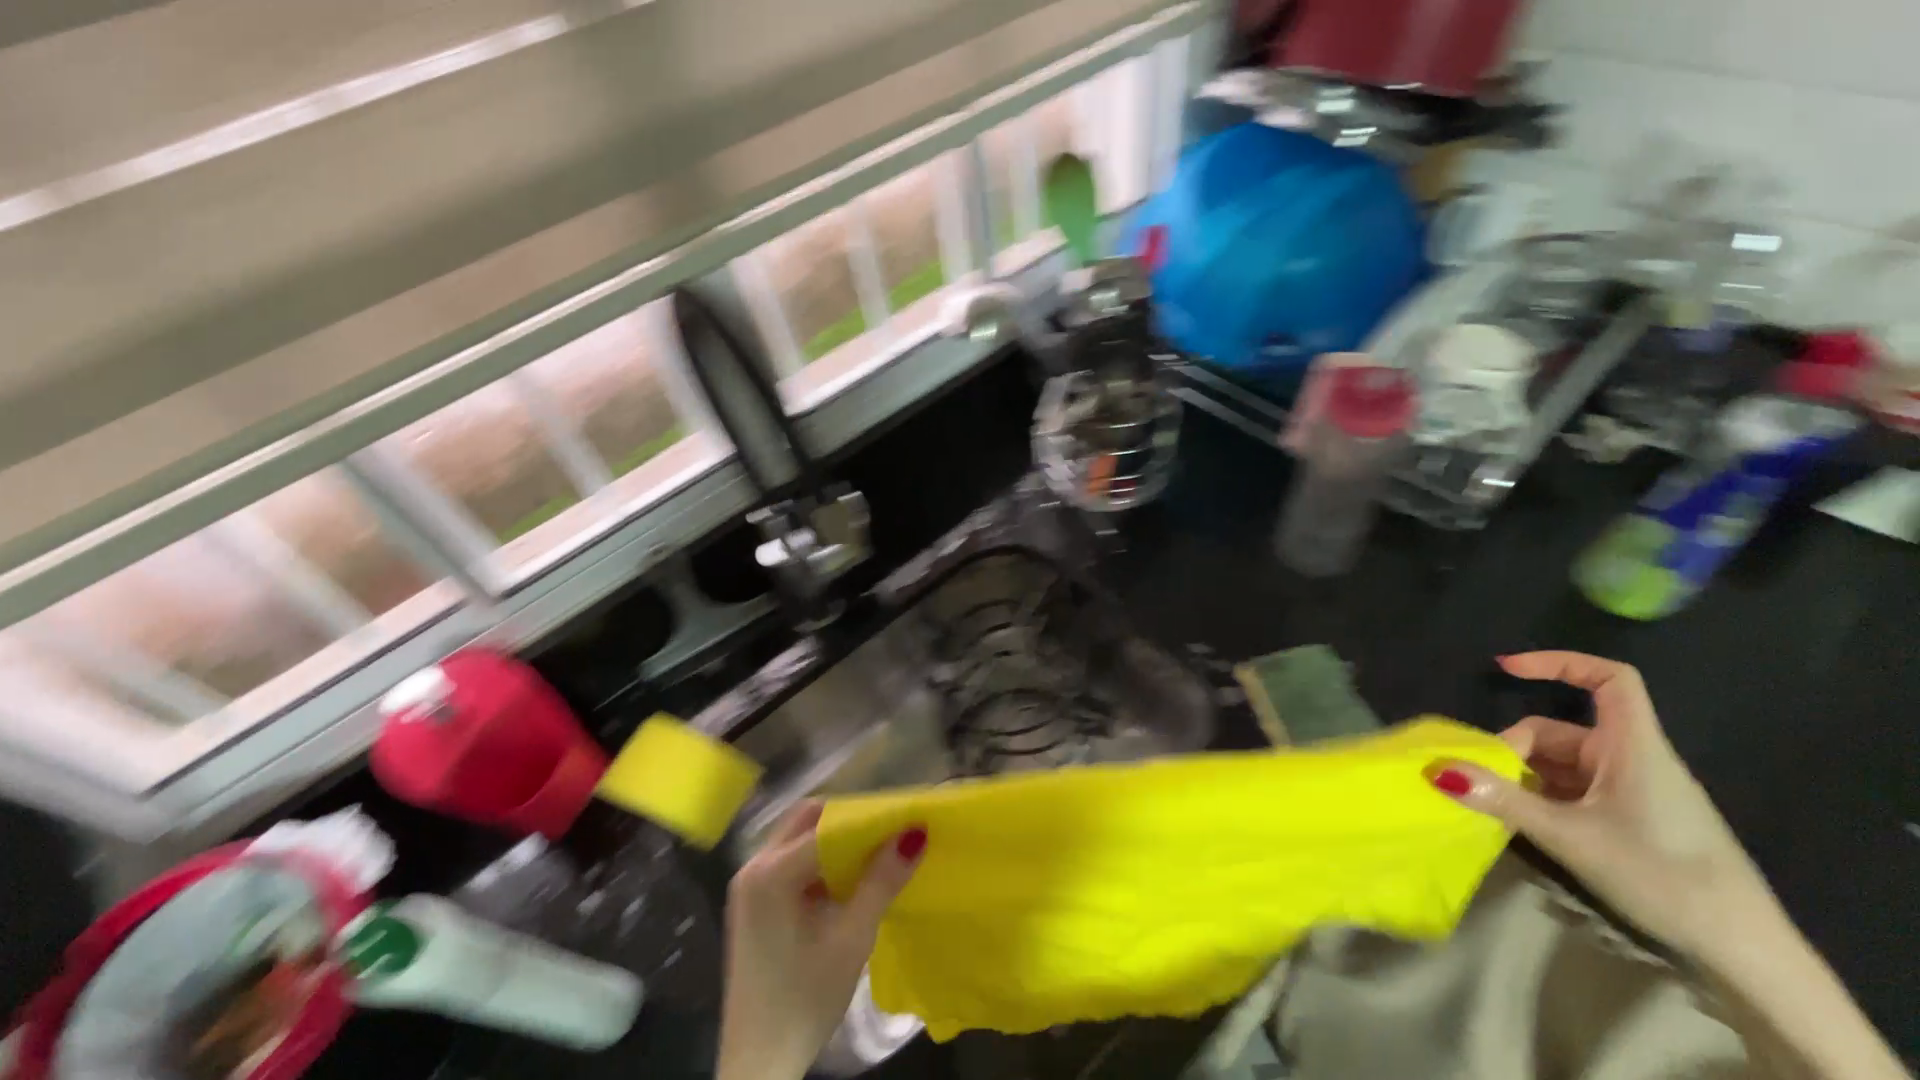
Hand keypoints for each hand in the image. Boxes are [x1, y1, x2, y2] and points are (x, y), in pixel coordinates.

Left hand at [717, 801, 925, 1079]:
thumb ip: (881, 881)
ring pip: (797, 841)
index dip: (869, 819)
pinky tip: (848, 885)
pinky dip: (819, 864)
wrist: (760, 1057)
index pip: (827, 825)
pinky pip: (789, 864)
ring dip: (834, 844)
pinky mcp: (752, 904)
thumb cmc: (806, 997)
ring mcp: (748, 886)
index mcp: (771, 872)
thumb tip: (915, 833)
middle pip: (806, 821)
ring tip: (877, 857)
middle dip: (849, 823)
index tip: (907, 820)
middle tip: (891, 836)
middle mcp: (752, 867)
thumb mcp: (852, 938)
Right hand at [1430, 651, 1776, 964]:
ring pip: (1564, 766)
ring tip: (1493, 807)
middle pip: (1562, 732)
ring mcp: (1633, 792)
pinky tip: (1520, 824)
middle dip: (1516, 748)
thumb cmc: (1661, 874)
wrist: (1738, 944)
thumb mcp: (1571, 837)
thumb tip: (1439, 770)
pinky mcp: (1632, 820)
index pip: (1608, 679)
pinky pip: (1576, 793)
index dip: (1558, 663)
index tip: (1507, 669)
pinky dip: (1542, 799)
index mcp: (1632, 747)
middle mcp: (1632, 759)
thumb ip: (1504, 801)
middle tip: (1481, 781)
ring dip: (1525, 778)